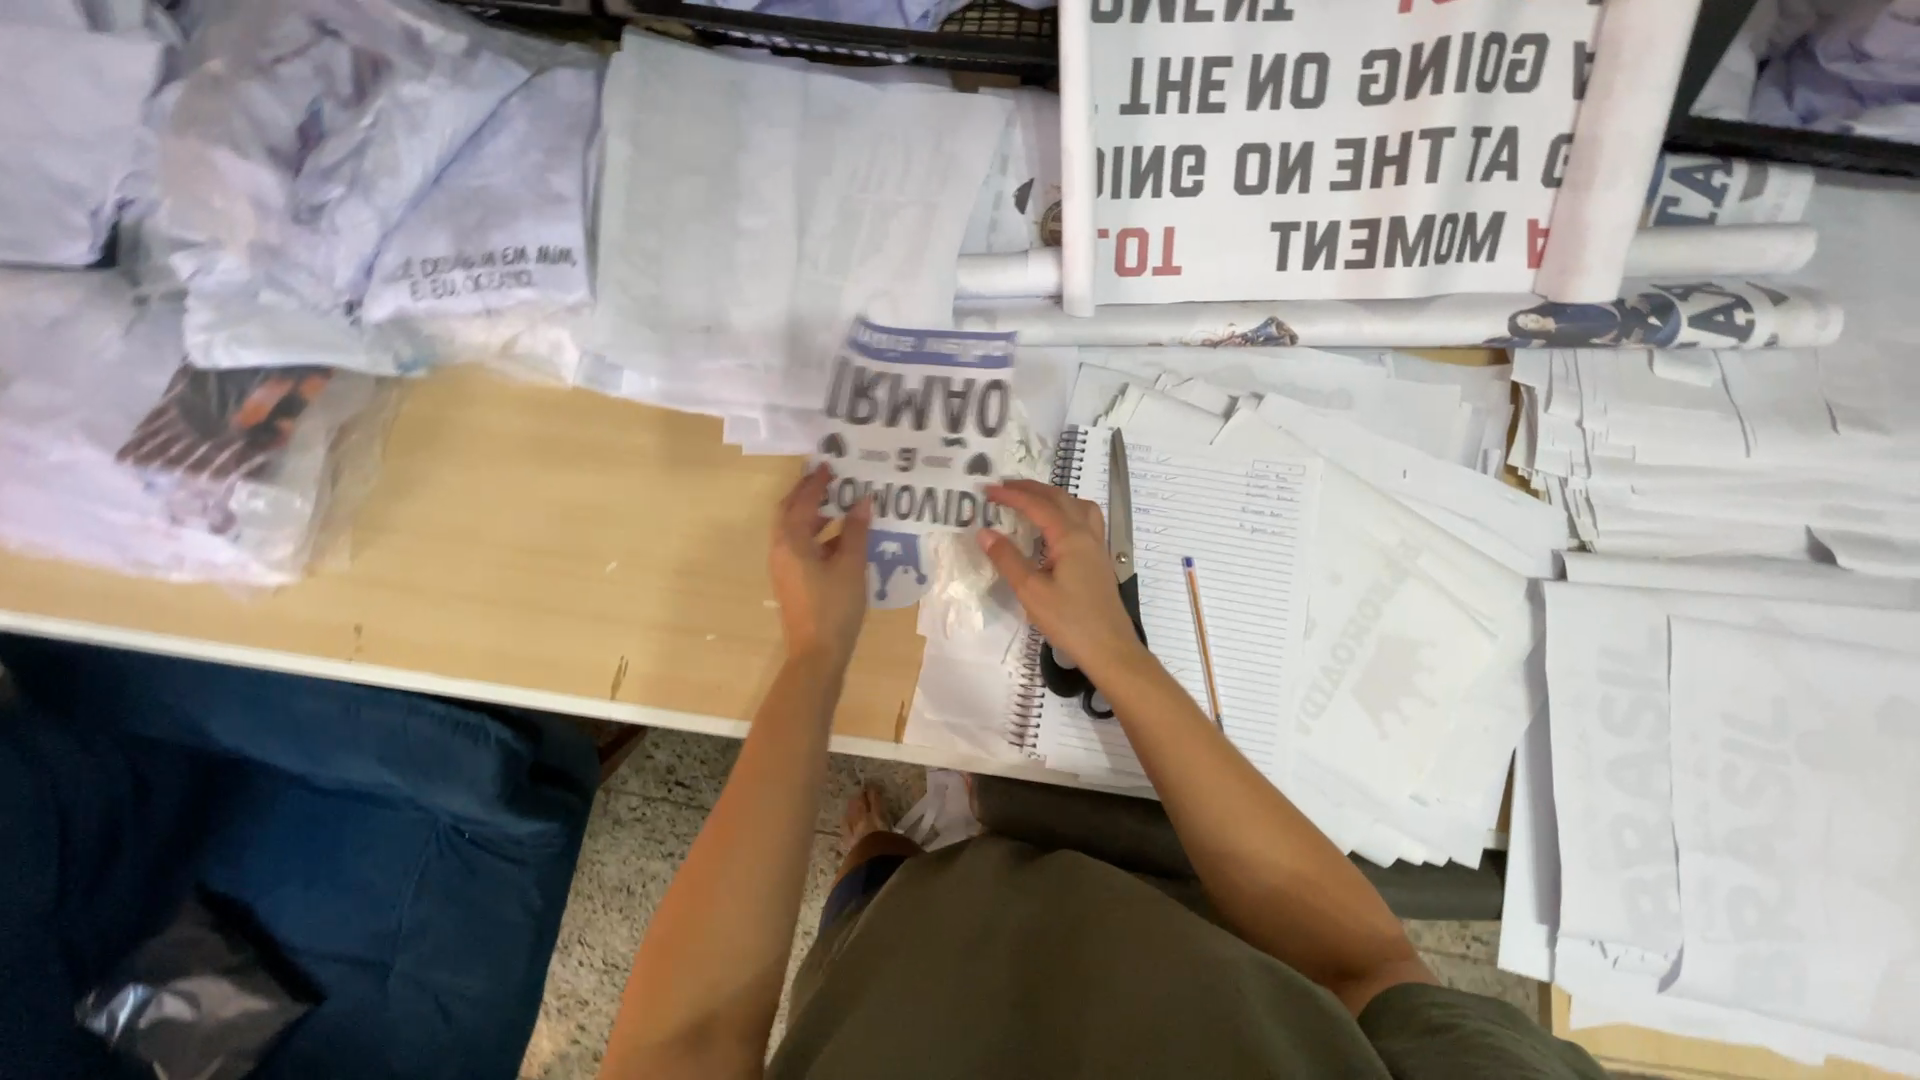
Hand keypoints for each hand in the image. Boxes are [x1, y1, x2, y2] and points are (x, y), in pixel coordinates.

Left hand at [769, 464, 871, 664]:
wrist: (817, 654)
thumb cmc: (834, 607)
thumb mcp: (851, 566)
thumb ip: (856, 531)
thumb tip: (862, 501)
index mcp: (791, 542)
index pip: (801, 502)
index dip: (815, 483)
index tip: (829, 466)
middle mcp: (781, 551)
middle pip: (790, 513)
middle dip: (808, 495)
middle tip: (829, 481)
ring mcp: (784, 568)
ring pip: (796, 532)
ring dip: (815, 516)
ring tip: (841, 507)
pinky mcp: (793, 582)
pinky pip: (802, 548)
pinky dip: (819, 537)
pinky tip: (842, 540)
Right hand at [978, 480, 1147, 677]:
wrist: (1109, 648)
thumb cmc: (1069, 620)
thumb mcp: (1031, 591)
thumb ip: (1007, 559)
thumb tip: (985, 532)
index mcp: (1070, 537)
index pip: (1038, 506)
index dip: (1012, 495)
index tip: (988, 490)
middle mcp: (1087, 535)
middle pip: (1060, 498)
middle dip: (1032, 489)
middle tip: (1005, 486)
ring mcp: (1097, 547)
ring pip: (1078, 507)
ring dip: (1054, 497)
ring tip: (1033, 500)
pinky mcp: (1099, 561)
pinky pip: (1085, 522)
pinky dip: (1067, 512)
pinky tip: (1055, 529)